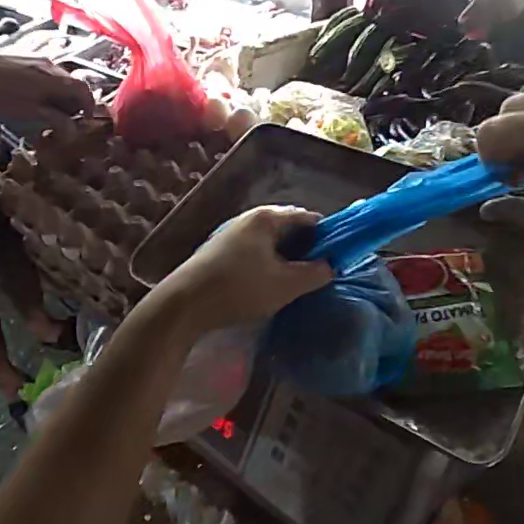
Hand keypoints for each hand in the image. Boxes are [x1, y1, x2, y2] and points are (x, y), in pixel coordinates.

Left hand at [0, 54, 93, 121]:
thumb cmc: (4, 97)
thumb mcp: (33, 114)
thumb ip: (58, 121)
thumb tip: (74, 131)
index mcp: (57, 78)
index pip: (85, 90)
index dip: (89, 107)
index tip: (84, 122)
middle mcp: (51, 65)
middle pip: (73, 85)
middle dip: (73, 104)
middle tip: (64, 122)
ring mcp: (37, 59)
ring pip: (58, 80)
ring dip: (59, 97)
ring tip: (47, 113)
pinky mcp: (24, 58)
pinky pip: (45, 75)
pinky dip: (47, 89)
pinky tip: (33, 100)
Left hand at [149, 206, 332, 331]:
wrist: (184, 305)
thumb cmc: (239, 289)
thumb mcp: (286, 284)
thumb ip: (316, 273)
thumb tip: (331, 266)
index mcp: (267, 218)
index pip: (309, 218)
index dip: (328, 236)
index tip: (340, 258)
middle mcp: (248, 220)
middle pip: (289, 229)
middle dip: (307, 250)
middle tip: (320, 274)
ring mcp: (230, 236)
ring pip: (270, 244)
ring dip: (287, 261)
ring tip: (297, 284)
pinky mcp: (219, 254)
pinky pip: (254, 255)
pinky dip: (268, 266)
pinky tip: (269, 287)